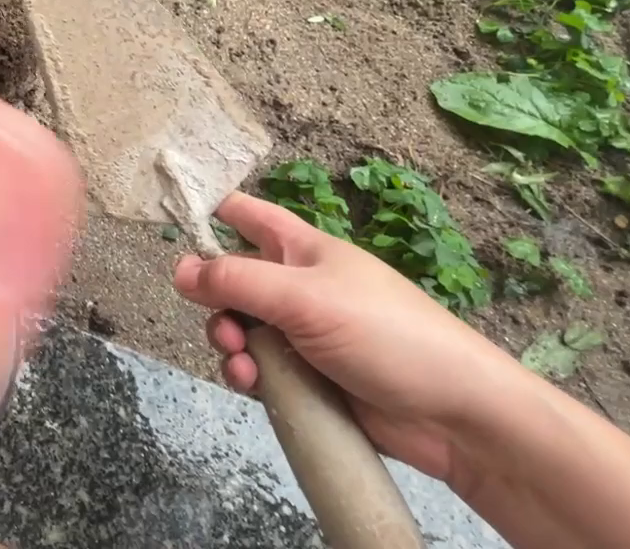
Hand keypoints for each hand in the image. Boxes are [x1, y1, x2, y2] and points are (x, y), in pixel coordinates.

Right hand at [172, 194, 526, 484]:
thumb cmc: (388, 335)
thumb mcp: (304, 298)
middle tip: (223, 326)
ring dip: (227, 342)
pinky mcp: (307, 375)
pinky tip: (253, 385)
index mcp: (300, 249)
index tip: (167, 219)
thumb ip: (236, 280)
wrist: (462, 420)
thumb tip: (178, 270)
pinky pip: (256, 365)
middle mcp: (296, 285)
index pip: (243, 214)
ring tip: (242, 365)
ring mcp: (301, 332)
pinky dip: (246, 373)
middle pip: (229, 279)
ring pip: (237, 326)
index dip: (206, 209)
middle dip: (213, 301)